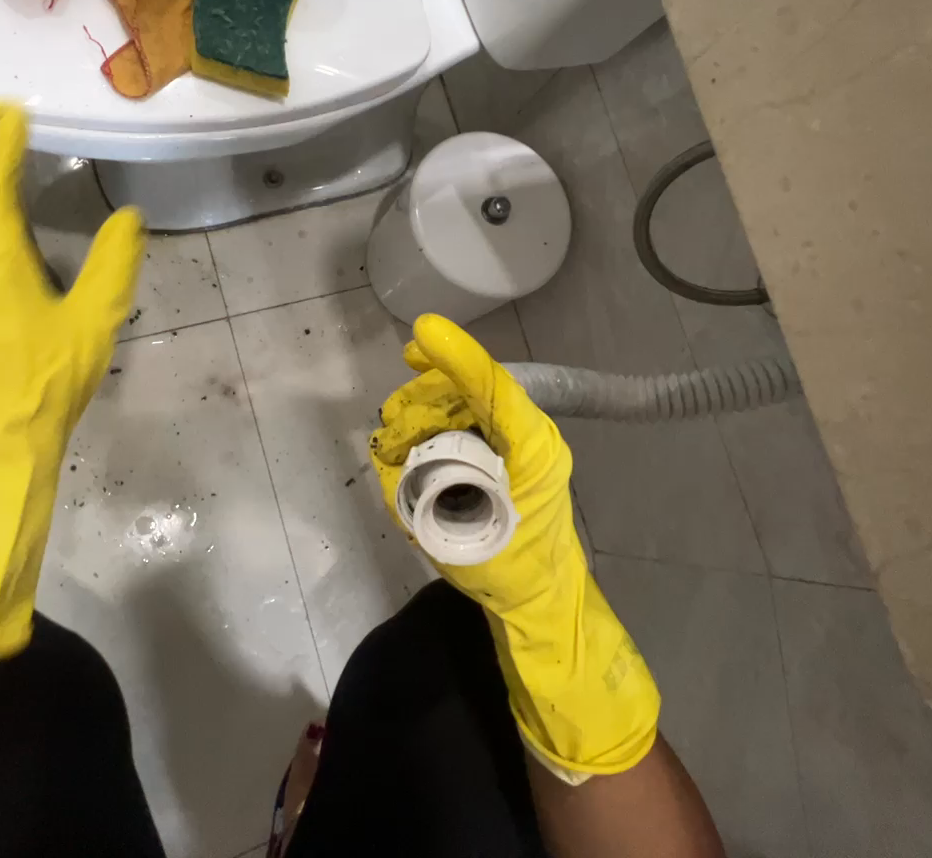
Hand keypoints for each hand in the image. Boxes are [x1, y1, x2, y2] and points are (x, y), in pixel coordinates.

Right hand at [369, 315, 659, 778]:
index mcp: (533, 453)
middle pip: (470, 389)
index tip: (422, 332)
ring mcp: (523, 438)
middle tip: (391, 434)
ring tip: (396, 445)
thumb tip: (389, 456)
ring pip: (465, 400)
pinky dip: (434, 424)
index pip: (497, 389)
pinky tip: (410, 443)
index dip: (459, 357)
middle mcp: (532, 434)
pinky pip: (468, 417)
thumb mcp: (453, 542)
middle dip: (422, 400)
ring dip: (424, 413)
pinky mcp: (511, 446)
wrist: (541, 599)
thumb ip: (414, 498)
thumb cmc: (505, 573)